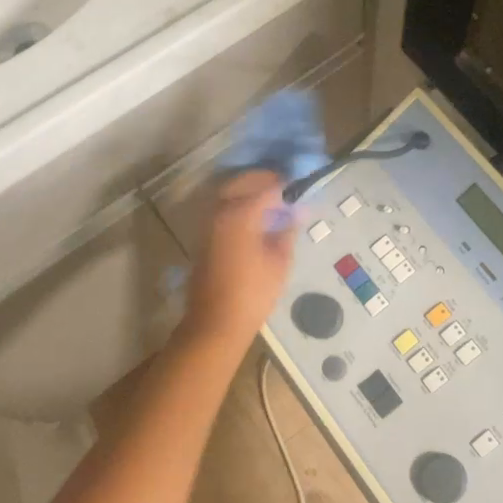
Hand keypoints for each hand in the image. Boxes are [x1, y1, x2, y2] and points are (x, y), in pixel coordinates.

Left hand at [181, 170, 294, 344]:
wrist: (216, 322)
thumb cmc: (253, 294)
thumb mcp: (280, 262)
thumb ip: (287, 231)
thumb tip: (296, 212)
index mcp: (241, 214)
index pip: (267, 187)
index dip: (285, 185)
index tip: (299, 186)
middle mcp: (220, 211)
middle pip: (242, 182)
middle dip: (263, 180)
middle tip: (284, 187)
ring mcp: (208, 223)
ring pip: (227, 192)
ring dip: (247, 189)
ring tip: (270, 200)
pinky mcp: (203, 236)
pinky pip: (220, 207)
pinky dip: (236, 203)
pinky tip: (253, 217)